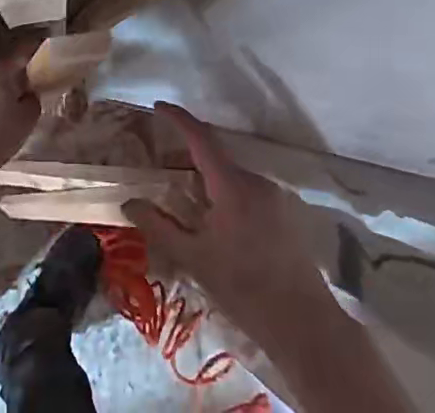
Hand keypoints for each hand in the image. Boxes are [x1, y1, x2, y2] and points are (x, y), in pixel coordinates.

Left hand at [0, 37, 41, 194]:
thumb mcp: (25, 122)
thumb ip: (32, 99)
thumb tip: (28, 89)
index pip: (23, 45)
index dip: (38, 42)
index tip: (49, 42)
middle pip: (3, 53)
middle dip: (18, 57)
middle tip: (33, 65)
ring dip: (1, 71)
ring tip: (15, 83)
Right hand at [123, 103, 334, 335]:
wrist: (306, 327)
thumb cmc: (244, 289)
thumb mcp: (193, 259)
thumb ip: (158, 226)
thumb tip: (128, 202)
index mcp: (232, 186)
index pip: (201, 139)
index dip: (179, 119)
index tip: (159, 106)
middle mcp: (257, 183)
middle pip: (216, 157)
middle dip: (188, 156)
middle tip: (163, 168)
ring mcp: (276, 198)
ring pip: (233, 176)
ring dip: (207, 178)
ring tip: (186, 199)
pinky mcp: (287, 215)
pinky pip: (249, 191)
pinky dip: (226, 193)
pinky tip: (216, 221)